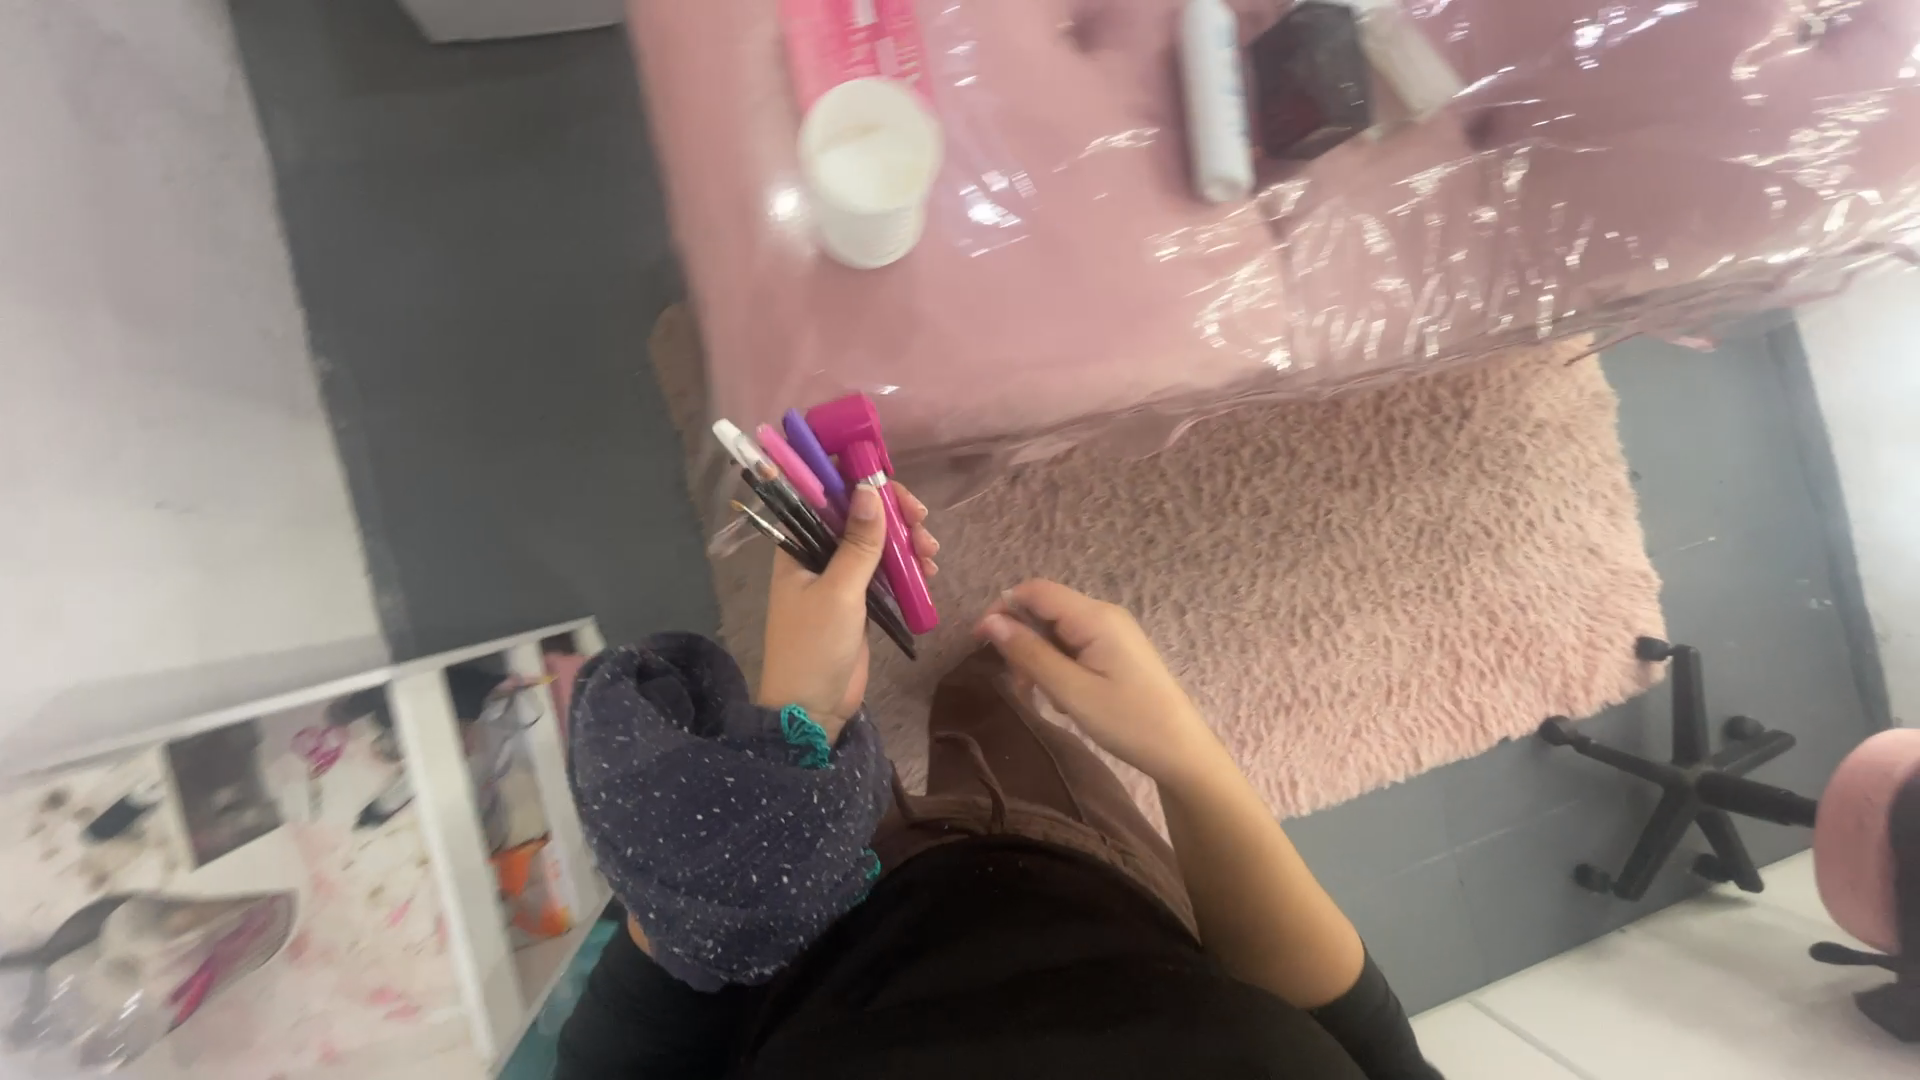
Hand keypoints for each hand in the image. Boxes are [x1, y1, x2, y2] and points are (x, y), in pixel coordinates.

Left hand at [757, 482, 937, 740]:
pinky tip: (928, 571)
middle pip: (858, 516)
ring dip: (905, 541)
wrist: (811, 709)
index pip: (825, 496)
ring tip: (930, 553)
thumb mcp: (839, 591)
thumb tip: (868, 489)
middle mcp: (817, 555)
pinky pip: (885, 571)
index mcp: (798, 546)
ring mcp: (840, 578)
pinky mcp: (860, 600)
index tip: (890, 484)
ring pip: (877, 543)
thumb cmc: (814, 646)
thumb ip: (857, 543)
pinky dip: (907, 567)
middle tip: (921, 522)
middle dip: (892, 514)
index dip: (856, 482)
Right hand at [975, 580, 1224, 785]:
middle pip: (1045, 609)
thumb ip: (1029, 653)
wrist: (1182, 752)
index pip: (1036, 590)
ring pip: (1057, 630)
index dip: (1003, 608)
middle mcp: (1104, 614)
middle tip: (1017, 684)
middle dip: (1022, 639)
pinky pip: (1074, 645)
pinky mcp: (1116, 650)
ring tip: (1041, 696)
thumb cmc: (1128, 721)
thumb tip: (990, 622)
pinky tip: (1062, 697)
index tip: (980, 642)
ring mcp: (1113, 632)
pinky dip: (1058, 665)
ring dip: (1039, 658)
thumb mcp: (1071, 691)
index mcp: (1094, 616)